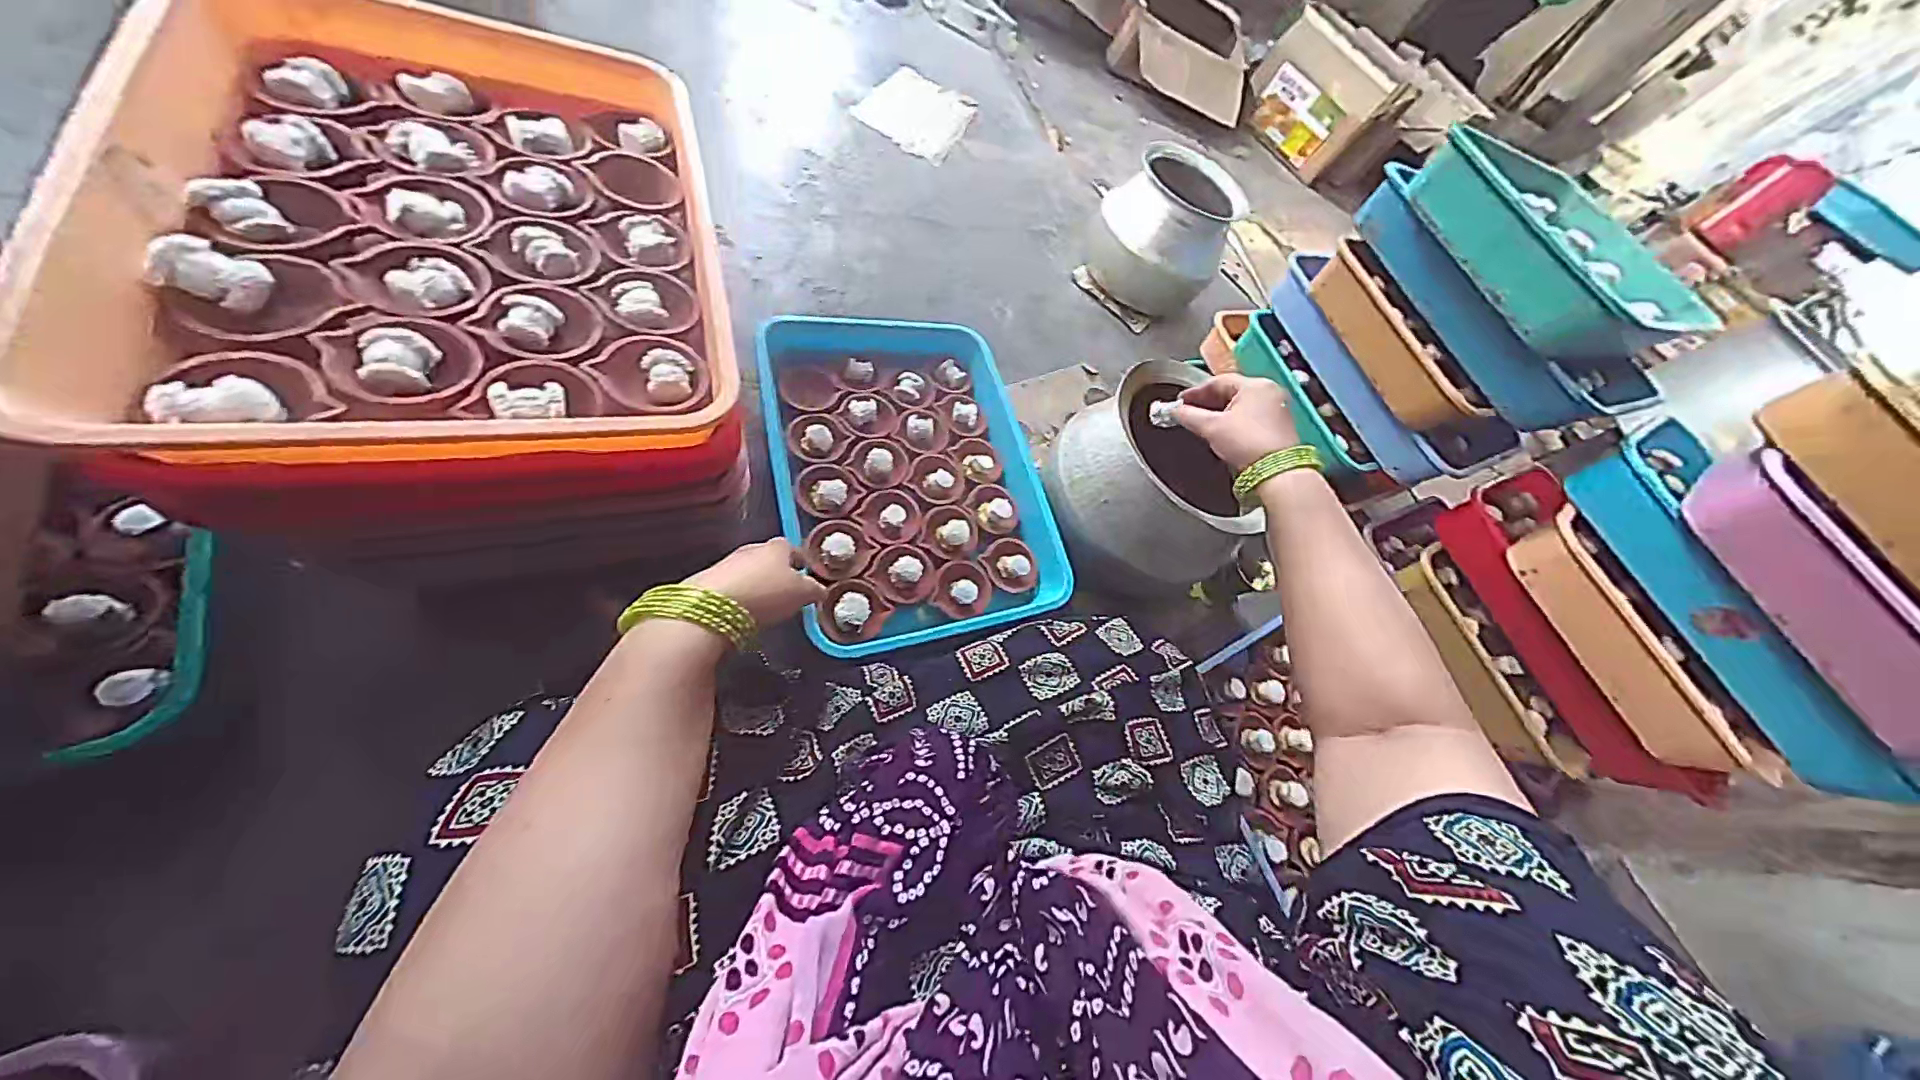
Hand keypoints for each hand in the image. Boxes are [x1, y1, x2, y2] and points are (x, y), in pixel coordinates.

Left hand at [685, 538, 826, 626]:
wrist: (711, 608)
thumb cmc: (766, 594)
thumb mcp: (802, 594)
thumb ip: (814, 590)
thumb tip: (820, 590)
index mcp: (776, 547)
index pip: (793, 548)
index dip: (801, 561)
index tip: (806, 575)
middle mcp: (750, 549)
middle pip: (768, 559)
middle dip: (777, 574)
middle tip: (786, 593)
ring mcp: (725, 564)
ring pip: (747, 572)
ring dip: (756, 586)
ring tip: (764, 607)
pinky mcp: (705, 582)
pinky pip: (729, 587)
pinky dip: (737, 598)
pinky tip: (741, 613)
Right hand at [1171, 373, 1299, 471]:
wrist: (1276, 472)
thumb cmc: (1248, 444)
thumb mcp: (1211, 427)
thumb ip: (1188, 416)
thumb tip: (1175, 410)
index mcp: (1255, 385)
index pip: (1217, 382)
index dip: (1194, 392)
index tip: (1179, 402)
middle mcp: (1269, 392)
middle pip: (1230, 392)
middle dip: (1206, 403)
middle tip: (1188, 413)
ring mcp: (1276, 409)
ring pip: (1240, 405)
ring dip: (1219, 413)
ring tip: (1202, 424)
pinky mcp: (1278, 426)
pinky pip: (1249, 417)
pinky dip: (1233, 422)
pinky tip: (1221, 432)